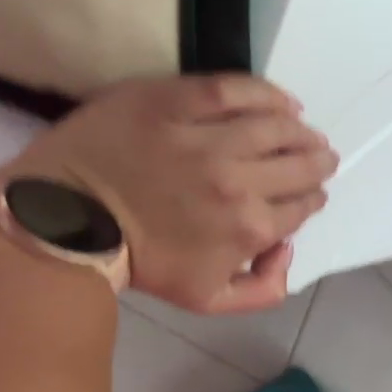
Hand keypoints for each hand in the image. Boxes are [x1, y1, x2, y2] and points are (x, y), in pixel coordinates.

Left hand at [0, 75, 337, 313]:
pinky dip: (263, 93)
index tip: (311, 191)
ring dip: (299, 129)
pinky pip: (229, 89)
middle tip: (322, 156)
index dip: (312, 197)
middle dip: (317, 161)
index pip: (302, 206)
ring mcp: (204, 140)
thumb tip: (286, 250)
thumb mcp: (213, 301)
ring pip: (273, 126)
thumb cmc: (144, 265)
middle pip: (298, 165)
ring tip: (305, 129)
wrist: (70, 222)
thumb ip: (266, 289)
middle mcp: (238, 183)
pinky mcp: (169, 103)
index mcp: (252, 229)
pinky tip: (282, 99)